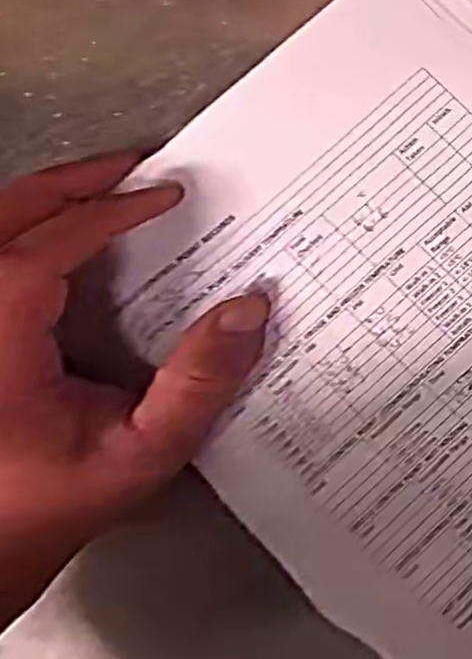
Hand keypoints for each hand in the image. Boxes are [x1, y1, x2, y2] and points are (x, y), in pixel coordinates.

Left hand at [0, 152, 268, 624]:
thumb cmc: (52, 502)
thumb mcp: (148, 449)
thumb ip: (202, 381)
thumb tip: (250, 306)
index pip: (29, 261)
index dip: (98, 217)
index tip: (160, 195)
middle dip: (52, 190)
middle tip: (126, 167)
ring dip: (31, 207)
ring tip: (100, 186)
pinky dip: (20, 238)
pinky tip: (66, 235)